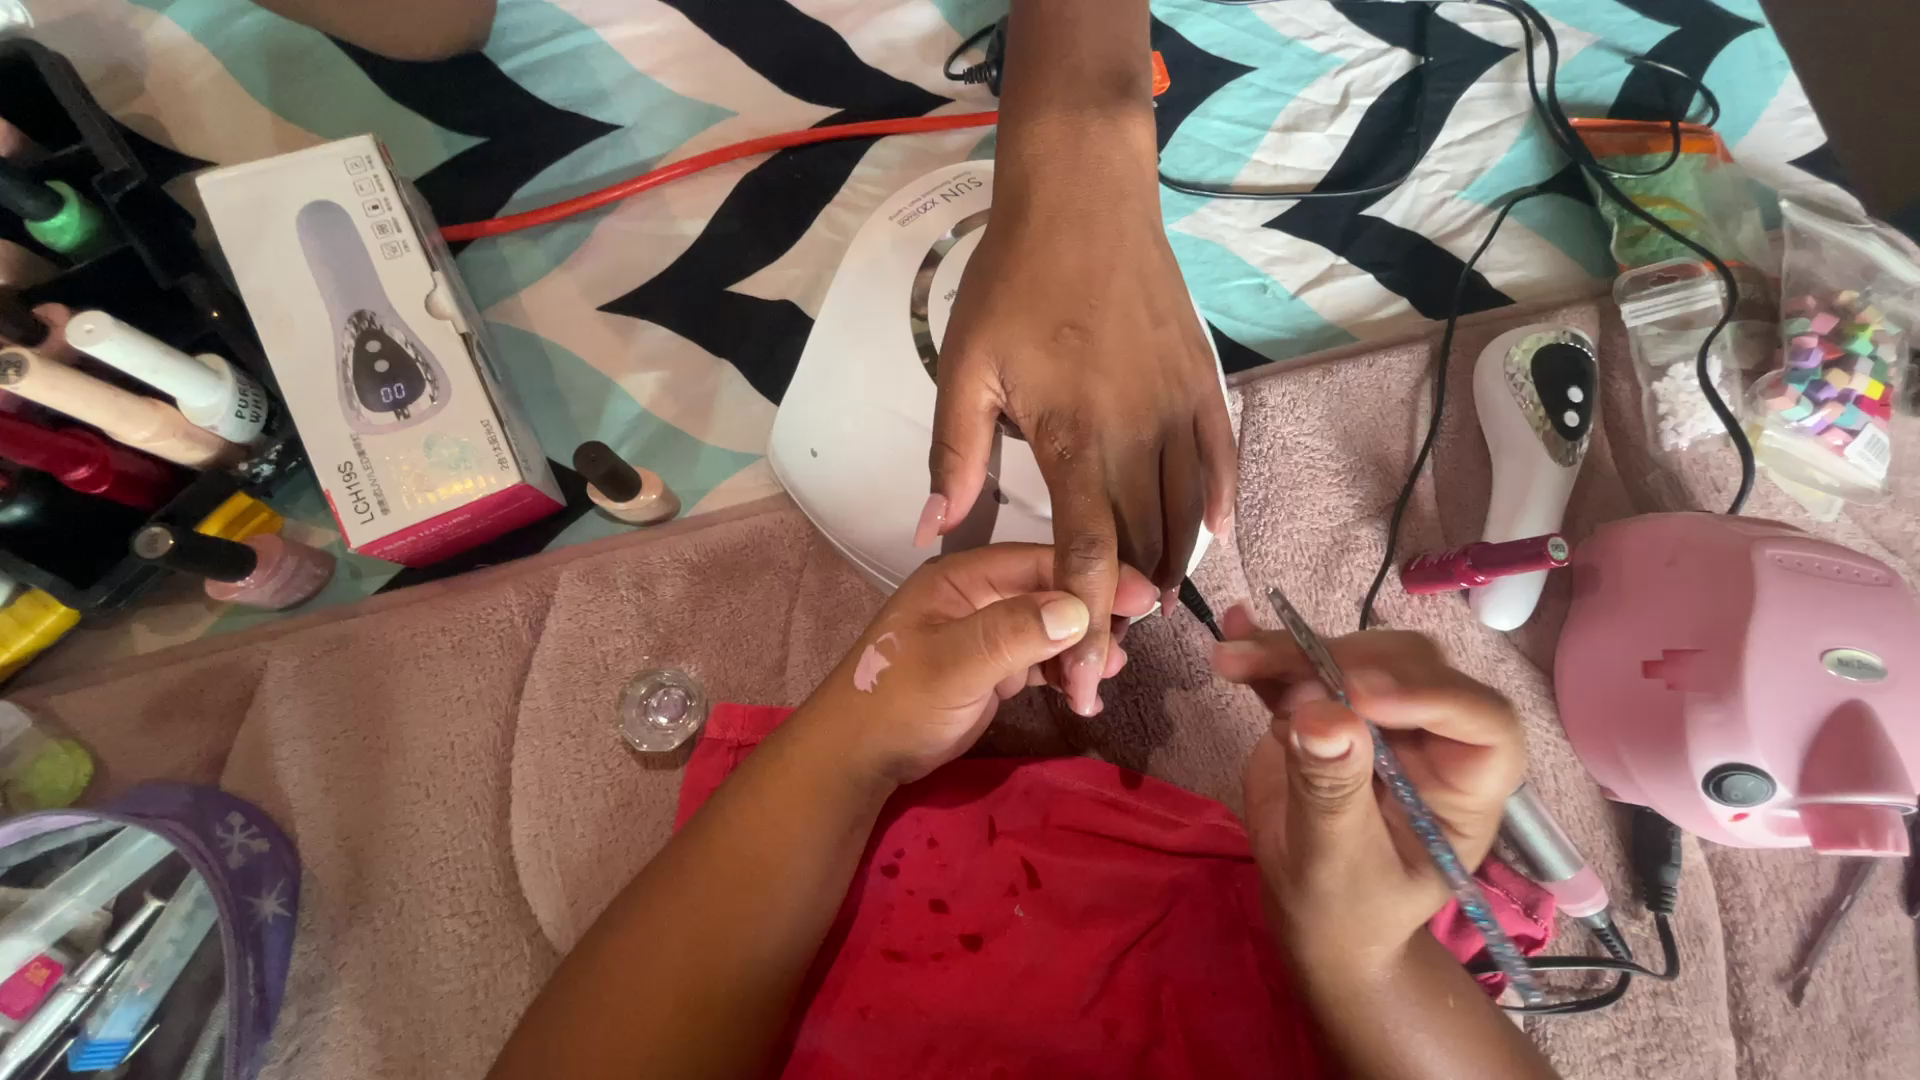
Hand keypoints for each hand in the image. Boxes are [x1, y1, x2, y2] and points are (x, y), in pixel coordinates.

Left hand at [800, 543, 1159, 785]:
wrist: (857, 760)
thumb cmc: (895, 703)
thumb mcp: (952, 665)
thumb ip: (1011, 634)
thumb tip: (1078, 608)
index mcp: (962, 578)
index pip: (1037, 562)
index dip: (1089, 576)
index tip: (1140, 595)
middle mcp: (978, 597)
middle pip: (1049, 594)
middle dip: (1089, 619)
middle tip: (1121, 651)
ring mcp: (986, 633)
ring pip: (1049, 628)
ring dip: (1079, 651)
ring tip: (1104, 677)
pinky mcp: (992, 668)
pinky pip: (1039, 661)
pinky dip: (1063, 674)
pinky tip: (1084, 697)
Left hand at [920, 113, 1235, 718]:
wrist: (1083, 198)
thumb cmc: (1013, 282)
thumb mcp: (963, 369)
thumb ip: (953, 457)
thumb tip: (931, 533)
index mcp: (1072, 440)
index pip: (1086, 555)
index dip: (1084, 624)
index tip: (1084, 679)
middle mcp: (1137, 438)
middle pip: (1140, 550)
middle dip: (1125, 615)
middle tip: (1110, 659)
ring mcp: (1179, 410)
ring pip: (1184, 517)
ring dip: (1166, 573)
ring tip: (1146, 615)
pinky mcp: (1205, 384)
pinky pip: (1222, 462)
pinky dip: (1217, 510)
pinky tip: (1210, 545)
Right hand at [1210, 605, 1524, 976]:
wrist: (1308, 908)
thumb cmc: (1346, 905)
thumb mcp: (1339, 860)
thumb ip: (1333, 791)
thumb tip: (1321, 717)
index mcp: (1462, 783)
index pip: (1480, 722)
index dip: (1430, 695)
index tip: (1358, 694)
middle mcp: (1426, 737)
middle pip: (1405, 668)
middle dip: (1341, 661)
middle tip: (1282, 681)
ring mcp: (1371, 718)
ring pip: (1345, 656)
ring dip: (1287, 650)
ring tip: (1231, 657)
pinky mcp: (1320, 710)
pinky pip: (1299, 669)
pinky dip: (1266, 649)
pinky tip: (1235, 625)